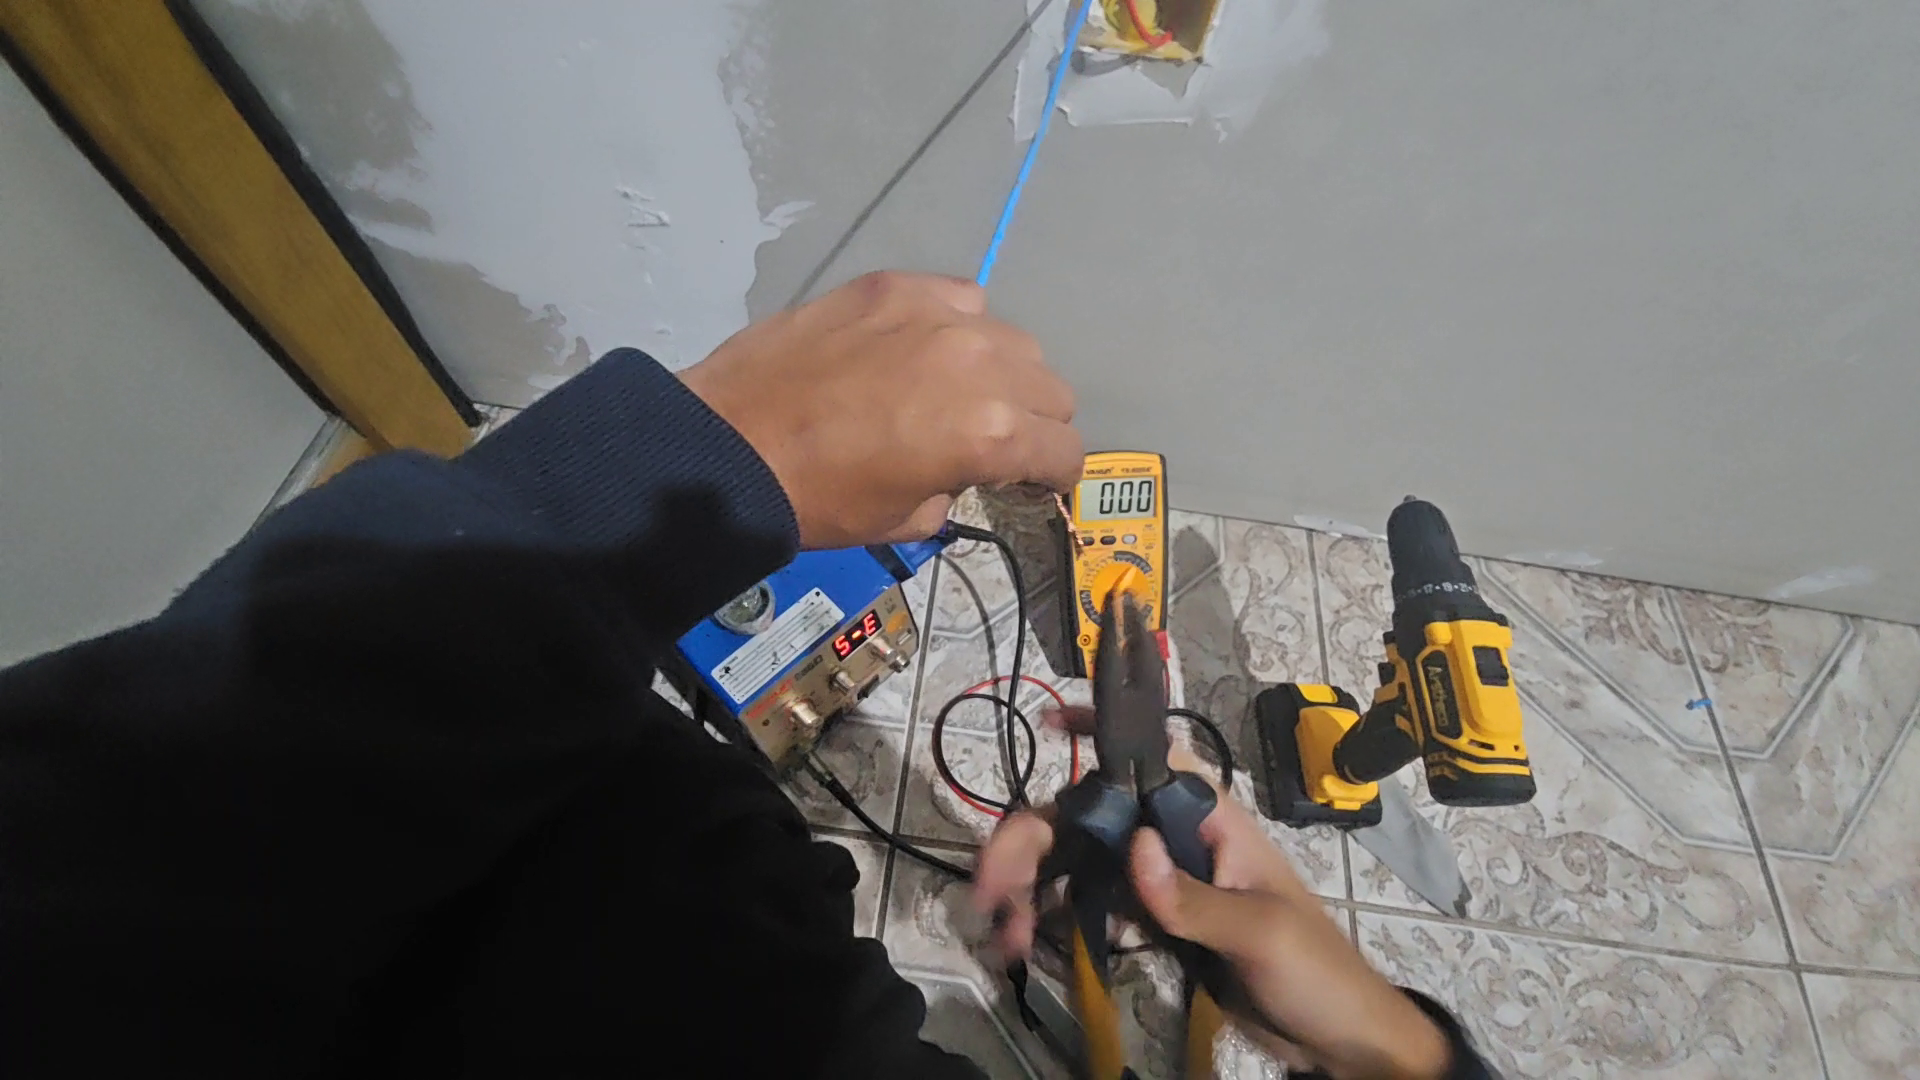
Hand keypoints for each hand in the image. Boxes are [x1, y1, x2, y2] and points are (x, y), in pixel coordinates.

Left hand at [679, 272, 1081, 548]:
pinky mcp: (898, 286)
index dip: (1057, 475)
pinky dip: (959, 327)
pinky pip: (962, 299)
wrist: (731, 444)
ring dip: (1005, 374)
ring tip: (961, 390)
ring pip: (1016, 341)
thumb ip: (958, 486)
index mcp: (991, 434)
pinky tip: (925, 347)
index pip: (1065, 450)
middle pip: (1054, 391)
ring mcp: (940, 316)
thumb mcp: (906, 518)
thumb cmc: (821, 498)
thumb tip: (959, 464)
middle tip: (997, 440)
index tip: (1038, 481)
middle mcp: (983, 366)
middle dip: (1036, 424)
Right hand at [973, 731, 1451, 1079]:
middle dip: (1034, 840)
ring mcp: (1157, 876)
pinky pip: (1091, 903)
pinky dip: (1055, 917)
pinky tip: (1028, 940)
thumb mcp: (1261, 931)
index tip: (1053, 724)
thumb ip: (1193, 894)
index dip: (1102, 731)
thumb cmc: (1314, 967)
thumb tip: (1132, 845)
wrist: (1338, 1039)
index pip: (1153, 755)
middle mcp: (1172, 834)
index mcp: (1207, 815)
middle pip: (1091, 814)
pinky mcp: (1149, 915)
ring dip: (1034, 886)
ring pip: (1081, 859)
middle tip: (989, 884)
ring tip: (1004, 932)